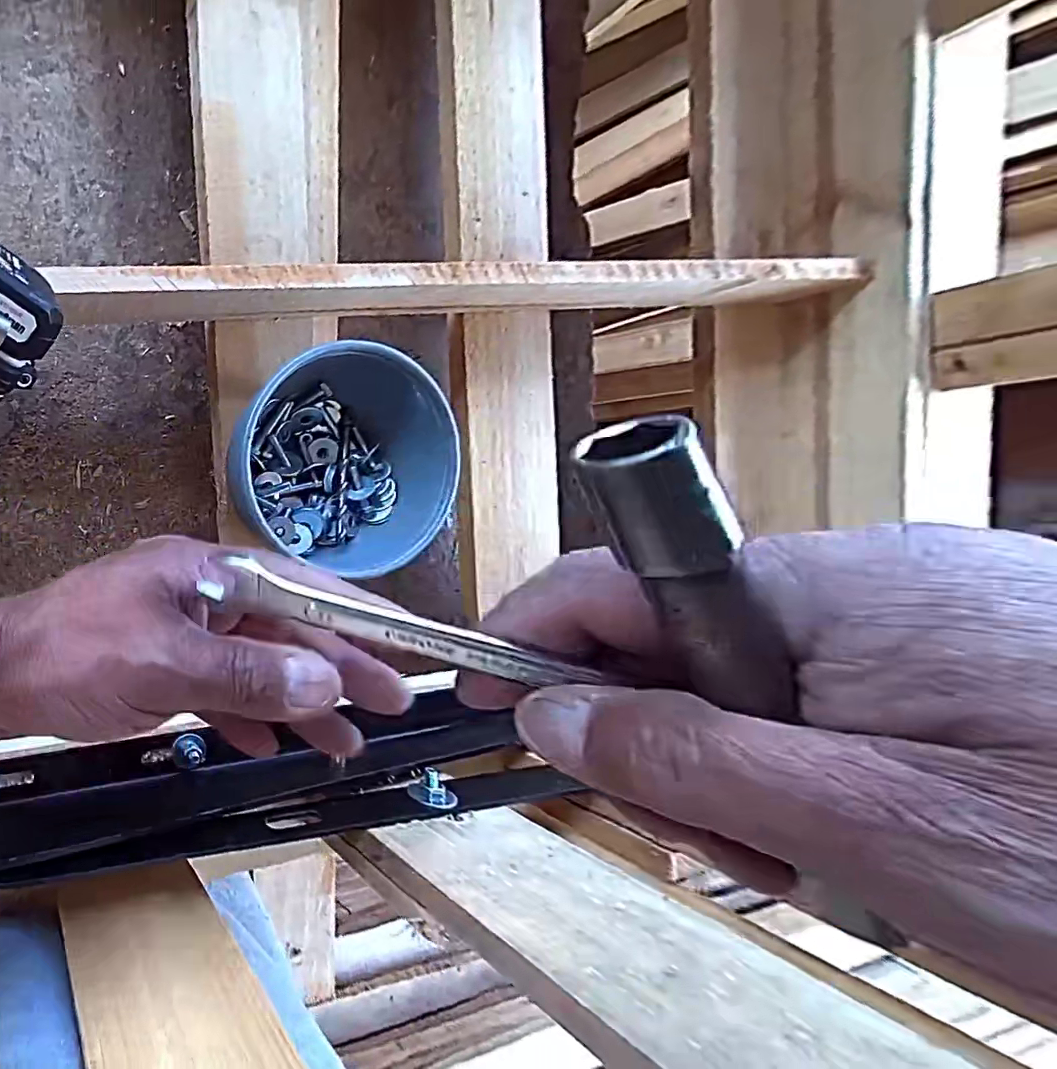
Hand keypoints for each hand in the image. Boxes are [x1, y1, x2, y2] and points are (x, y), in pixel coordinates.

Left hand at [0, 536, 409, 757]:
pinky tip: (270, 745)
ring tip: (344, 745)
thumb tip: (327, 680)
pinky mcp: (163, 669)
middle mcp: (200, 596)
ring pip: (255, 666)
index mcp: (203, 572)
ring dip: (297, 703)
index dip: (353, 615)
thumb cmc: (74, 654)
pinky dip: (246, 717)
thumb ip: (244, 673)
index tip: (405, 643)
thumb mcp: (163, 662)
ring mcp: (182, 633)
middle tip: (391, 705)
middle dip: (335, 667)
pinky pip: (219, 691)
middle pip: (282, 629)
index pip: (295, 586)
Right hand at [457, 524, 1056, 1000]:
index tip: (477, 690)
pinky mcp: (957, 665)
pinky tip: (845, 836)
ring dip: (723, 769)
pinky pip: (803, 701)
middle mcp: (861, 580)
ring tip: (795, 855)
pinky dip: (785, 769)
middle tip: (688, 827)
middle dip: (647, 732)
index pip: (609, 581)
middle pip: (666, 639)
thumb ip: (679, 758)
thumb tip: (541, 712)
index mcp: (829, 585)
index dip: (524, 632)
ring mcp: (916, 620)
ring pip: (731, 682)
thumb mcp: (873, 828)